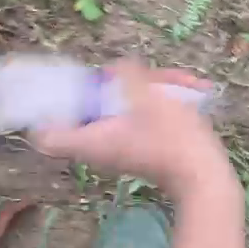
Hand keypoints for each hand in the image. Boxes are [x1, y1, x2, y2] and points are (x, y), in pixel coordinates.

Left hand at [30, 60, 232, 201]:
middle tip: (134, 75)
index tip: (55, 89)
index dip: (43, 113)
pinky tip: (187, 90)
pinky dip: (155, 105)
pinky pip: (137, 120)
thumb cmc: (173, 141)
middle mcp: (99, 148)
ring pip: (118, 111)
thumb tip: (116, 68)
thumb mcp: (150, 96)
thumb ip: (127, 75)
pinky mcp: (140, 149)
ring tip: (180, 81)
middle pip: (86, 114)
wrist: (205, 179)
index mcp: (91, 140)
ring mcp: (120, 149)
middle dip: (109, 88)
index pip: (44, 136)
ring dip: (144, 91)